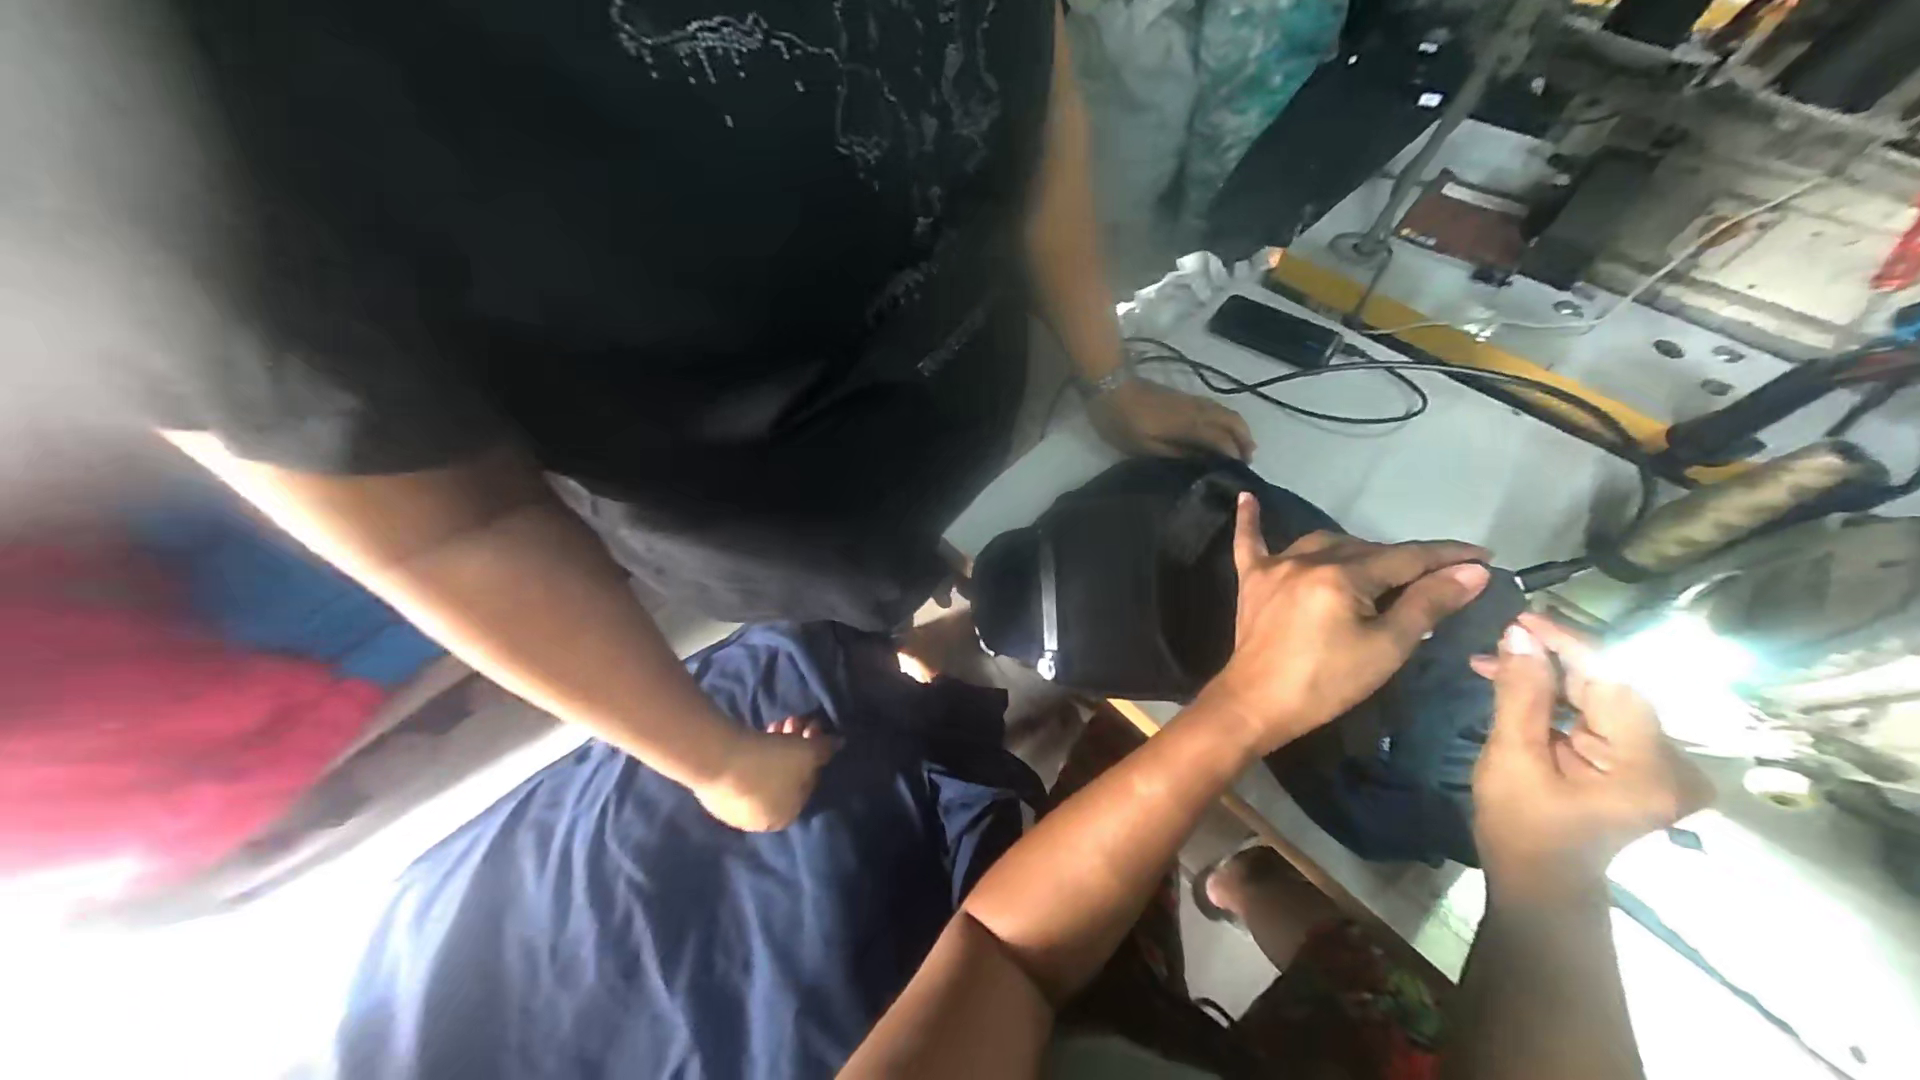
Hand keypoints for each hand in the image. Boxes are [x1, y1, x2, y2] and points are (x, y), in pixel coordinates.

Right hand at [694, 717, 836, 831]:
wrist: (716, 759)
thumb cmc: (772, 761)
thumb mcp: (807, 753)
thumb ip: (826, 750)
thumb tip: (841, 744)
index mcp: (785, 818)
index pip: (809, 782)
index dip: (815, 753)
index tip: (812, 729)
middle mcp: (759, 821)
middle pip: (786, 778)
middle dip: (795, 747)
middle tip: (794, 721)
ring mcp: (733, 809)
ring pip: (764, 774)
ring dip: (775, 747)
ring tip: (775, 723)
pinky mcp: (715, 794)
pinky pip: (742, 772)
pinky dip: (753, 754)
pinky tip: (753, 736)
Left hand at [1087, 377, 1255, 460]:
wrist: (1110, 384)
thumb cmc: (1121, 421)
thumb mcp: (1143, 446)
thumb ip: (1174, 454)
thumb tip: (1201, 463)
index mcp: (1189, 425)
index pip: (1222, 441)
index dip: (1234, 457)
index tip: (1239, 474)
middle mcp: (1198, 410)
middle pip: (1233, 422)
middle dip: (1244, 440)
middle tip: (1247, 460)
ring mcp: (1192, 401)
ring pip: (1227, 412)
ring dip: (1238, 429)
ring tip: (1241, 448)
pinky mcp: (1185, 397)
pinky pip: (1216, 408)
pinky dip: (1227, 420)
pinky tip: (1221, 431)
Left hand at [1198, 493, 1489, 751]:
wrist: (1257, 703)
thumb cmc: (1326, 682)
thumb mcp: (1387, 648)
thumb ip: (1427, 603)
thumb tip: (1470, 570)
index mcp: (1341, 576)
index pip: (1406, 557)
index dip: (1447, 557)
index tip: (1483, 556)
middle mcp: (1305, 561)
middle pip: (1365, 550)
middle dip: (1404, 560)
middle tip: (1436, 578)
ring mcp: (1273, 568)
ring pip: (1322, 544)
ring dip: (1354, 550)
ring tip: (1381, 566)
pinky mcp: (1251, 581)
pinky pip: (1249, 543)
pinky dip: (1249, 522)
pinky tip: (1246, 497)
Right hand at [1469, 614, 1713, 905]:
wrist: (1539, 879)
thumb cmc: (1521, 825)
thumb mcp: (1513, 756)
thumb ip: (1520, 694)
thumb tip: (1517, 635)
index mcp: (1650, 767)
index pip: (1617, 683)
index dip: (1571, 645)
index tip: (1523, 619)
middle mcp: (1671, 762)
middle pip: (1612, 688)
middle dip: (1553, 659)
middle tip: (1501, 636)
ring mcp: (1657, 764)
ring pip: (1600, 697)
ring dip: (1548, 676)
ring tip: (1493, 660)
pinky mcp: (1636, 763)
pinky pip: (1594, 714)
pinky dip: (1554, 697)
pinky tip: (1513, 683)